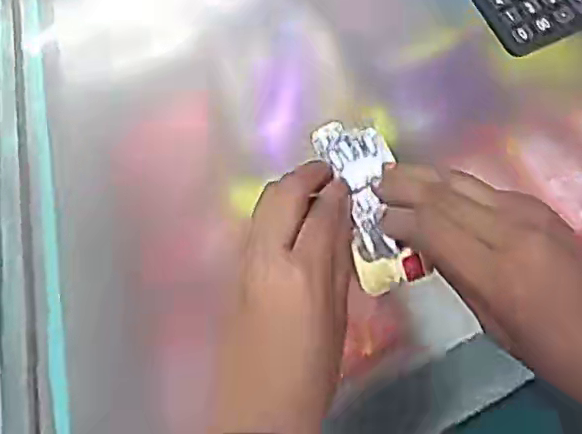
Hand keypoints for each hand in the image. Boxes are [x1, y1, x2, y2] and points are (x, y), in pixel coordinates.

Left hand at [210, 161, 352, 433]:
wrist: (258, 409)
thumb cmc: (309, 372)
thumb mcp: (338, 319)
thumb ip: (339, 263)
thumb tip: (343, 221)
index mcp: (301, 271)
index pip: (321, 211)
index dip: (336, 191)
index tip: (347, 182)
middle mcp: (268, 255)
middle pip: (285, 192)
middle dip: (307, 175)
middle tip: (327, 172)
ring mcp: (246, 258)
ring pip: (266, 201)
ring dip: (289, 187)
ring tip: (312, 190)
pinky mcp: (235, 267)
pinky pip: (258, 220)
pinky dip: (276, 207)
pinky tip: (293, 218)